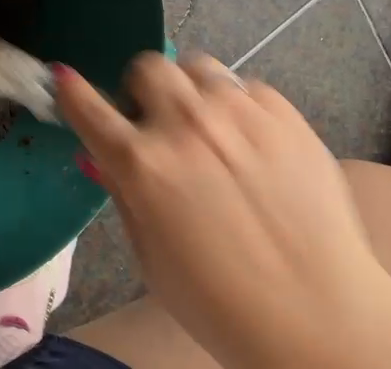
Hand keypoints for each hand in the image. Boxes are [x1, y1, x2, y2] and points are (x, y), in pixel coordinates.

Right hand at [54, 54, 390, 368]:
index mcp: (141, 164)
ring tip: (209, 125)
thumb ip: (124, 196)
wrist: (325, 324)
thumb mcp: (150, 257)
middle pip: (147, 67)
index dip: (70, 90)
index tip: (65, 77)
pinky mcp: (287, 118)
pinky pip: (249, 88)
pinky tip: (252, 143)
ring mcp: (240, 116)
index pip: (86, 105)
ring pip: (198, 66)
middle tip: (157, 121)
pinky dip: (241, 107)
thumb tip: (102, 157)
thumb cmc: (220, 305)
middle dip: (144, 90)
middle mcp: (185, 125)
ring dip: (192, 90)